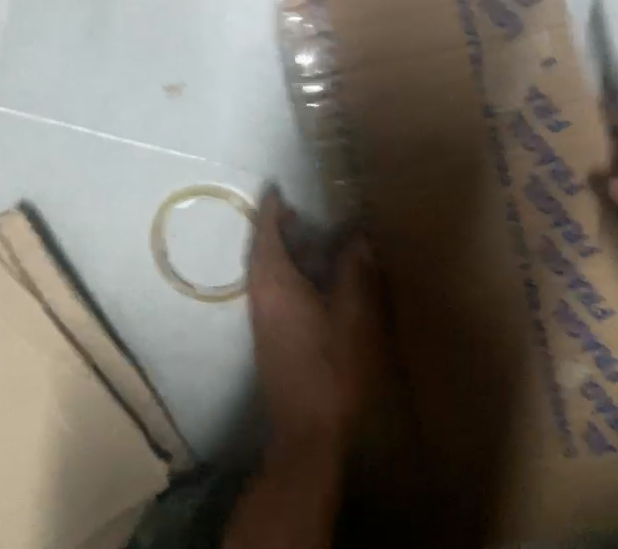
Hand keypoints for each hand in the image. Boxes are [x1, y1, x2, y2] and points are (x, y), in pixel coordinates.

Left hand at [246, 189, 384, 454]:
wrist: (306, 430)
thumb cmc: (331, 369)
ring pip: (264, 271)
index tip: (277, 187)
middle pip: (260, 250)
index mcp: (275, 282)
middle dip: (275, 226)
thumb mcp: (353, 317)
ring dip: (279, 250)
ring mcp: (261, 317)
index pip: (266, 233)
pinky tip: (309, 279)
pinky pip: (270, 288)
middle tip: (297, 209)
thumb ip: (353, 273)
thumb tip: (357, 237)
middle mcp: (260, 294)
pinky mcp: (268, 335)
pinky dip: (283, 271)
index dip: (271, 208)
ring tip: (307, 238)